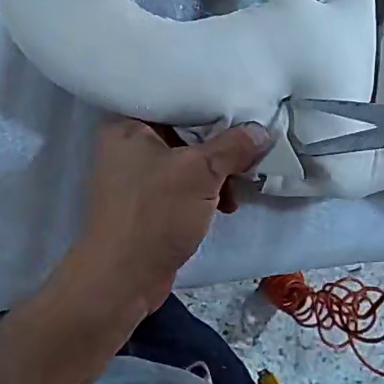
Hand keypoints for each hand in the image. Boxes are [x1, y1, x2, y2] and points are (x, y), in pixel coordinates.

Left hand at [52, 118, 269, 323]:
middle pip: (185, 133)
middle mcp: (127, 146)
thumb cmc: (155, 215)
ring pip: (188, 161)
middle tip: (249, 151)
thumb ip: (233, 146)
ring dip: (217, 174)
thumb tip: (261, 130)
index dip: (212, 105)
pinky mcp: (147, 204)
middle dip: (220, 146)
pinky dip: (206, 192)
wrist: (121, 281)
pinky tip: (226, 205)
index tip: (244, 107)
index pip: (176, 101)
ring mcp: (135, 177)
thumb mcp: (201, 173)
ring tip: (238, 188)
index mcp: (127, 127)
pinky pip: (184, 185)